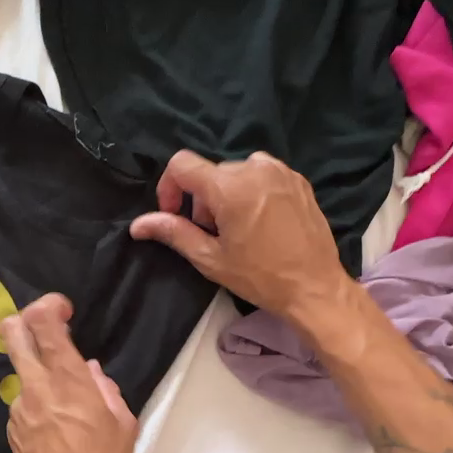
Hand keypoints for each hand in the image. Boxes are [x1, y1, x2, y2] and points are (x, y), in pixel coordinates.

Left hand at [0, 293, 137, 452]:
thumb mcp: (122, 426)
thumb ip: (106, 391)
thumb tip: (93, 373)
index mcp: (68, 380)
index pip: (43, 321)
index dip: (49, 305)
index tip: (63, 311)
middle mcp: (36, 388)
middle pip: (13, 332)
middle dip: (25, 320)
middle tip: (47, 331)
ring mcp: (18, 410)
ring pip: (21, 373)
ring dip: (39, 375)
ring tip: (66, 403)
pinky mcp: (11, 432)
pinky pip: (24, 404)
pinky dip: (38, 404)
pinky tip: (57, 429)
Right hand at [129, 150, 364, 342]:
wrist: (314, 287)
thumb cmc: (260, 278)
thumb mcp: (211, 259)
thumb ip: (174, 233)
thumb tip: (138, 224)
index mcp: (230, 187)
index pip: (182, 165)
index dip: (169, 188)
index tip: (173, 215)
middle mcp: (255, 167)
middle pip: (210, 173)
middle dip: (201, 201)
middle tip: (212, 236)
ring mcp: (279, 170)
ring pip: (235, 174)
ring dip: (226, 197)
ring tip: (238, 232)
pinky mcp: (297, 179)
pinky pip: (261, 176)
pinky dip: (250, 194)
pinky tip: (260, 225)